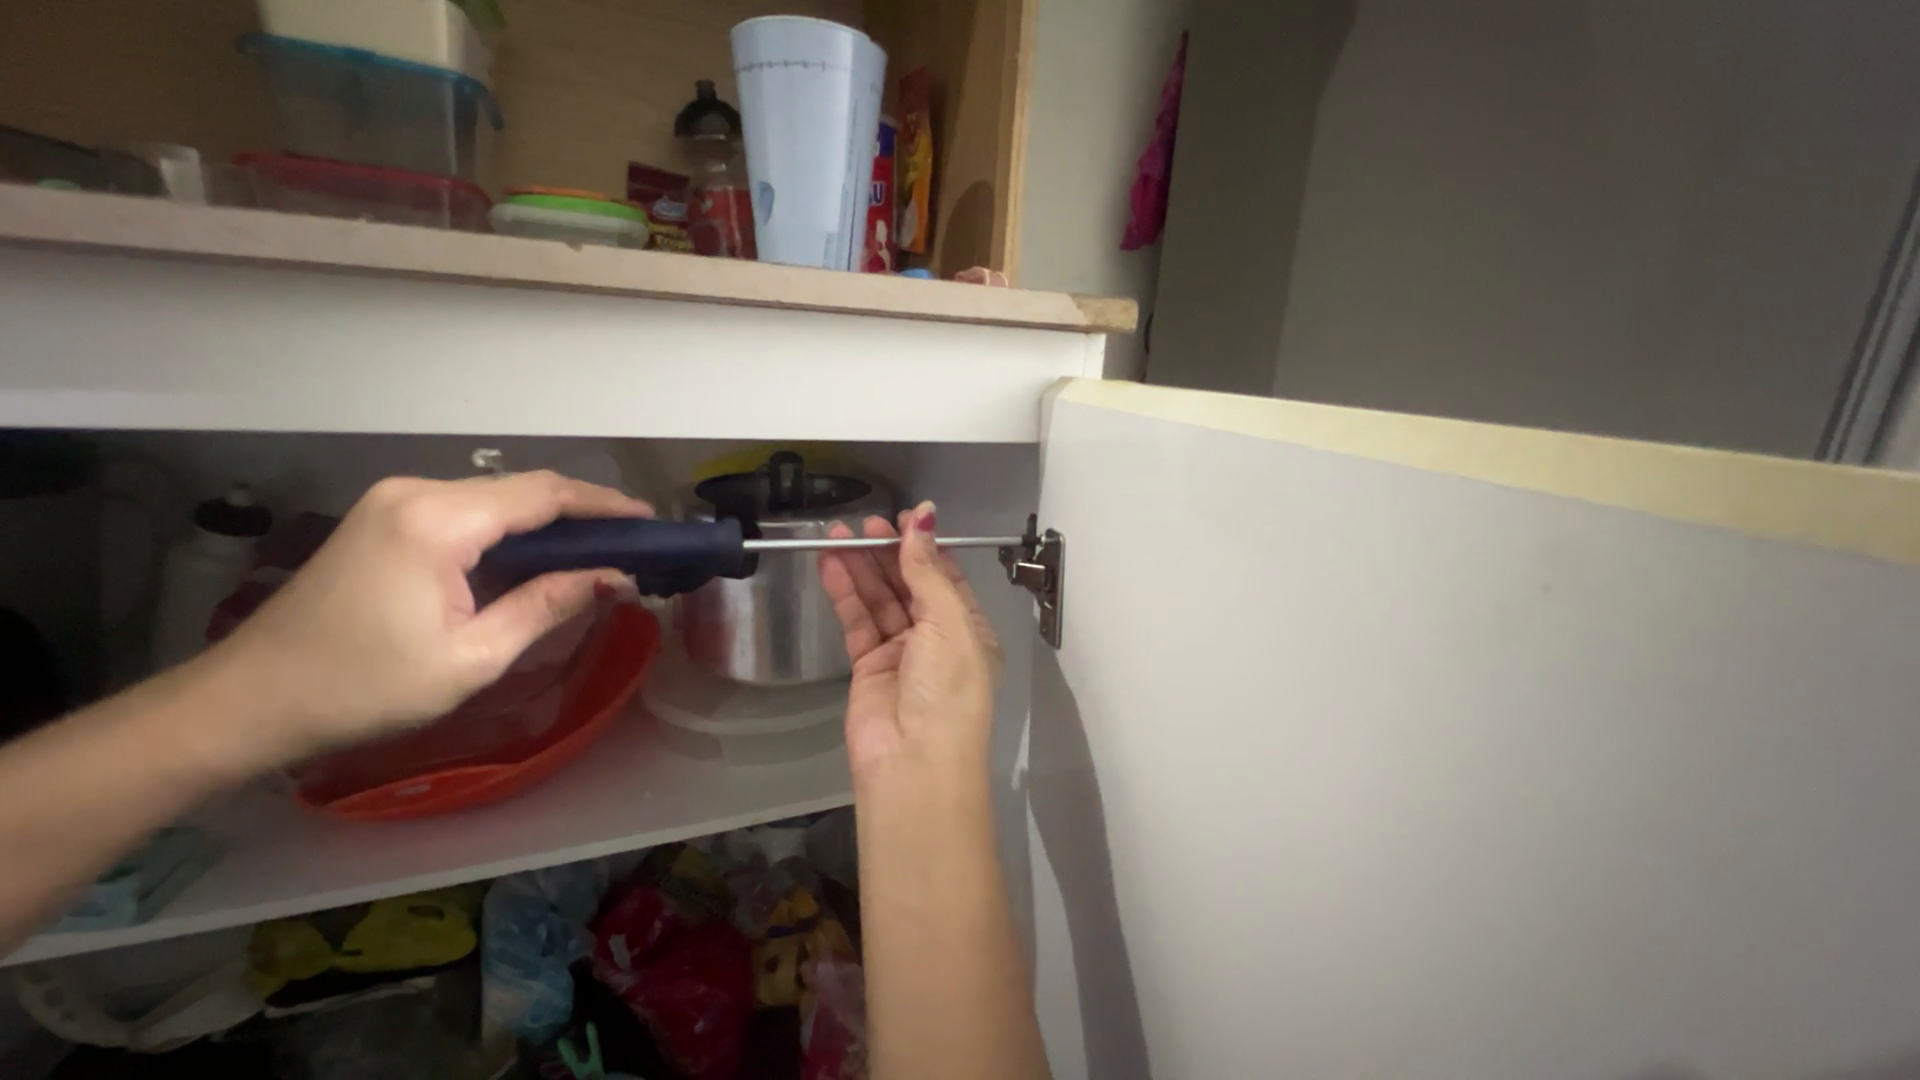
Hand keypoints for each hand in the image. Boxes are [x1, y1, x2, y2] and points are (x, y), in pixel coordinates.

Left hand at [199, 471, 649, 772]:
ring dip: (548, 520)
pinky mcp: (385, 517)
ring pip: (496, 498)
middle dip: (582, 511)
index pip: (543, 494)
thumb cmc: (365, 687)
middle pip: (521, 489)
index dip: (603, 505)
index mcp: (438, 521)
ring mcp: (395, 501)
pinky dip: (512, 528)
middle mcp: (416, 492)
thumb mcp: (473, 657)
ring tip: (597, 549)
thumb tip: (612, 577)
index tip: (650, 522)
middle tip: (632, 542)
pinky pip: (468, 510)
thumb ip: (547, 606)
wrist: (250, 700)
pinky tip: (537, 554)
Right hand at [817, 501, 1000, 780]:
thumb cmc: (947, 691)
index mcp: (970, 630)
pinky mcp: (868, 667)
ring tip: (838, 535)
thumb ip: (928, 570)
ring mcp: (902, 654)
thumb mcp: (948, 624)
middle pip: (910, 585)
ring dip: (862, 568)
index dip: (926, 547)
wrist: (914, 765)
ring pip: (880, 600)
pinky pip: (857, 621)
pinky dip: (845, 592)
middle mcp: (938, 640)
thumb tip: (924, 516)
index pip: (947, 578)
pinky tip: (831, 564)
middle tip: (865, 523)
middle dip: (889, 553)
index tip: (903, 517)